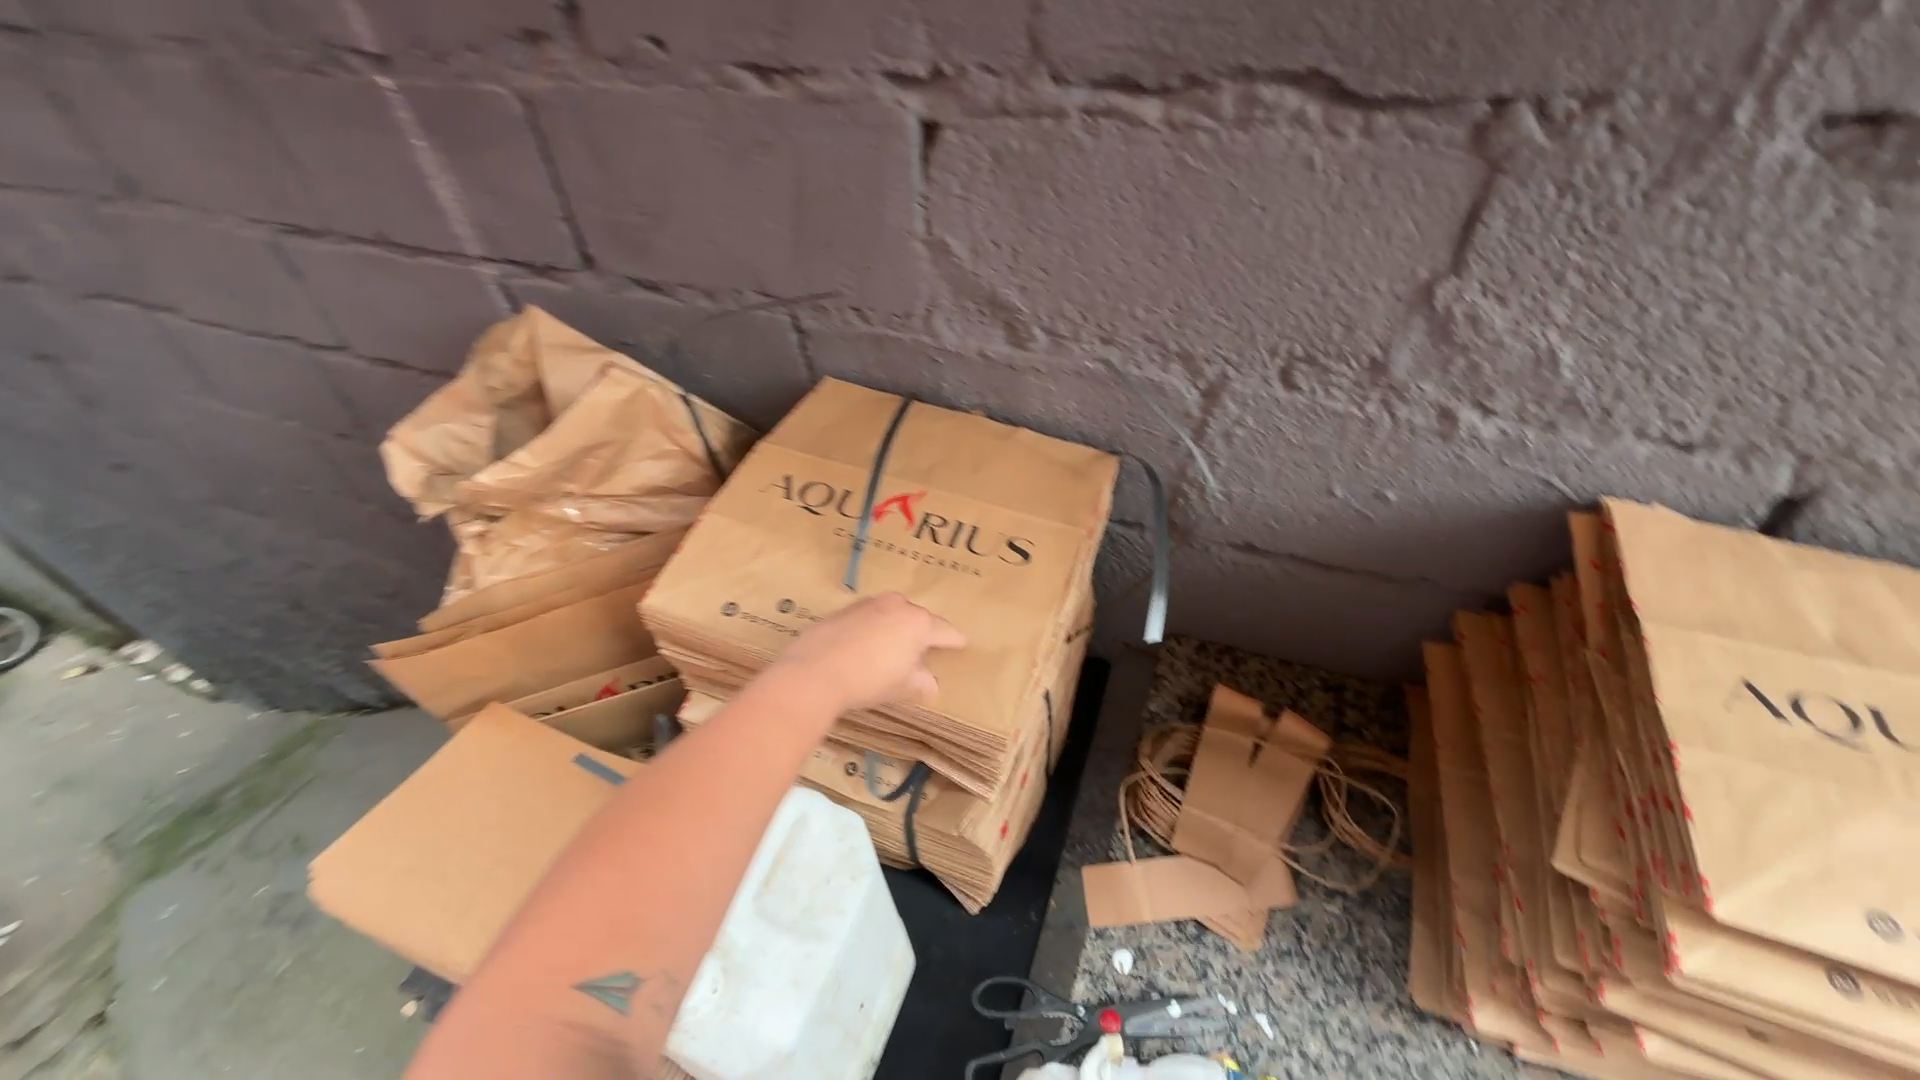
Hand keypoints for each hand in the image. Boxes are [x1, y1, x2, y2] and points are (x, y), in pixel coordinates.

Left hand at [770, 593, 966, 710]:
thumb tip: (931, 684)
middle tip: (926, 649)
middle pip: (918, 618)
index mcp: (918, 623)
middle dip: (923, 632)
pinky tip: (866, 646)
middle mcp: (897, 606)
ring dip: (896, 627)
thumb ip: (920, 681)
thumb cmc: (868, 680)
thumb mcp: (900, 686)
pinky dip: (873, 628)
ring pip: (892, 614)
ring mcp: (868, 604)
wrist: (815, 671)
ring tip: (894, 647)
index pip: (945, 631)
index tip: (962, 644)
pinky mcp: (844, 610)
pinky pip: (869, 617)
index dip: (954, 640)